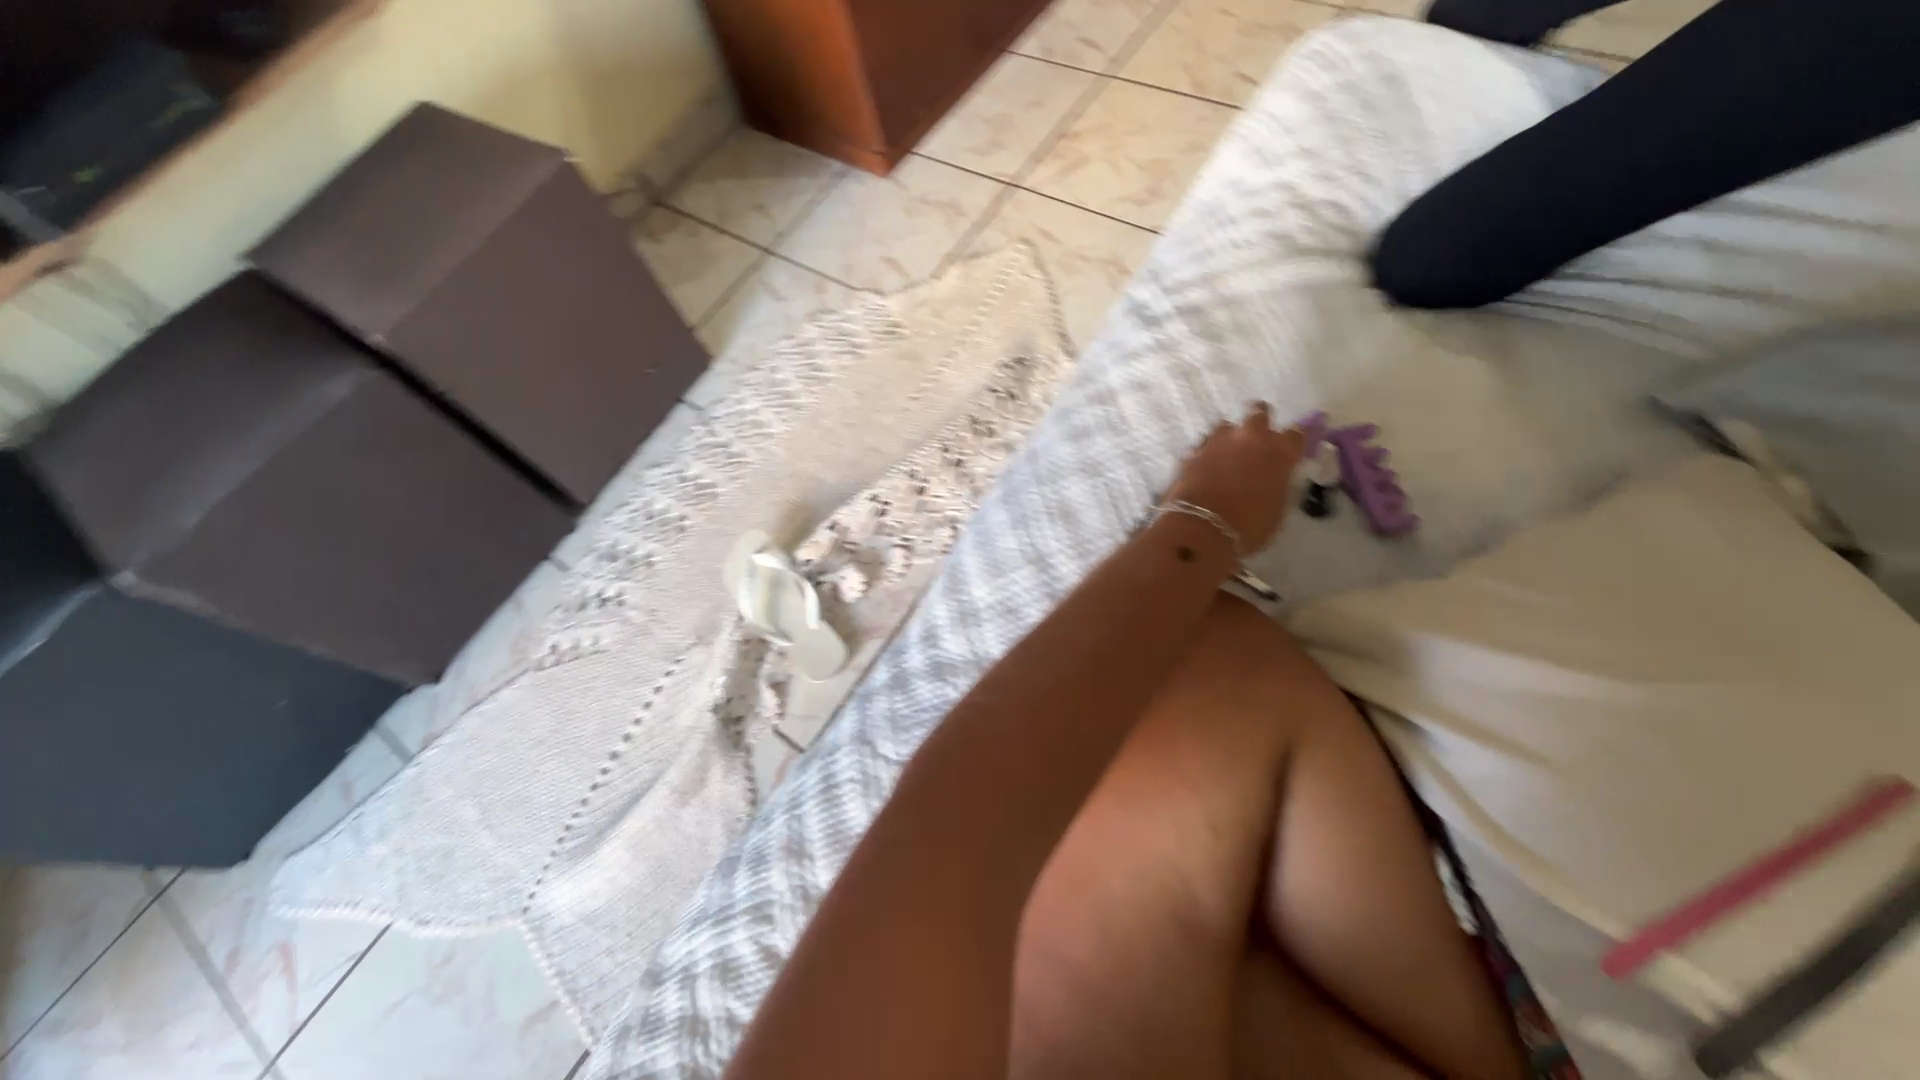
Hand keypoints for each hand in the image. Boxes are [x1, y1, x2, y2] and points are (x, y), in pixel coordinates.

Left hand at [1165, 404, 1306, 552]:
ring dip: (1228, 437)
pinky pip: (1203, 445)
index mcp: (1280, 452)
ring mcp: (1219, 441)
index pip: (1297, 433)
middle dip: (1259, 419)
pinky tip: (1204, 467)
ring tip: (1224, 455)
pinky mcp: (1193, 451)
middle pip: (1258, 412)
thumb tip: (1274, 477)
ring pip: (1225, 426)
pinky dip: (1206, 454)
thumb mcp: (1277, 507)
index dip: (1297, 437)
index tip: (1295, 441)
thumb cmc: (1249, 526)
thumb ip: (1278, 483)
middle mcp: (1251, 438)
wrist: (1202, 529)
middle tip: (1256, 435)